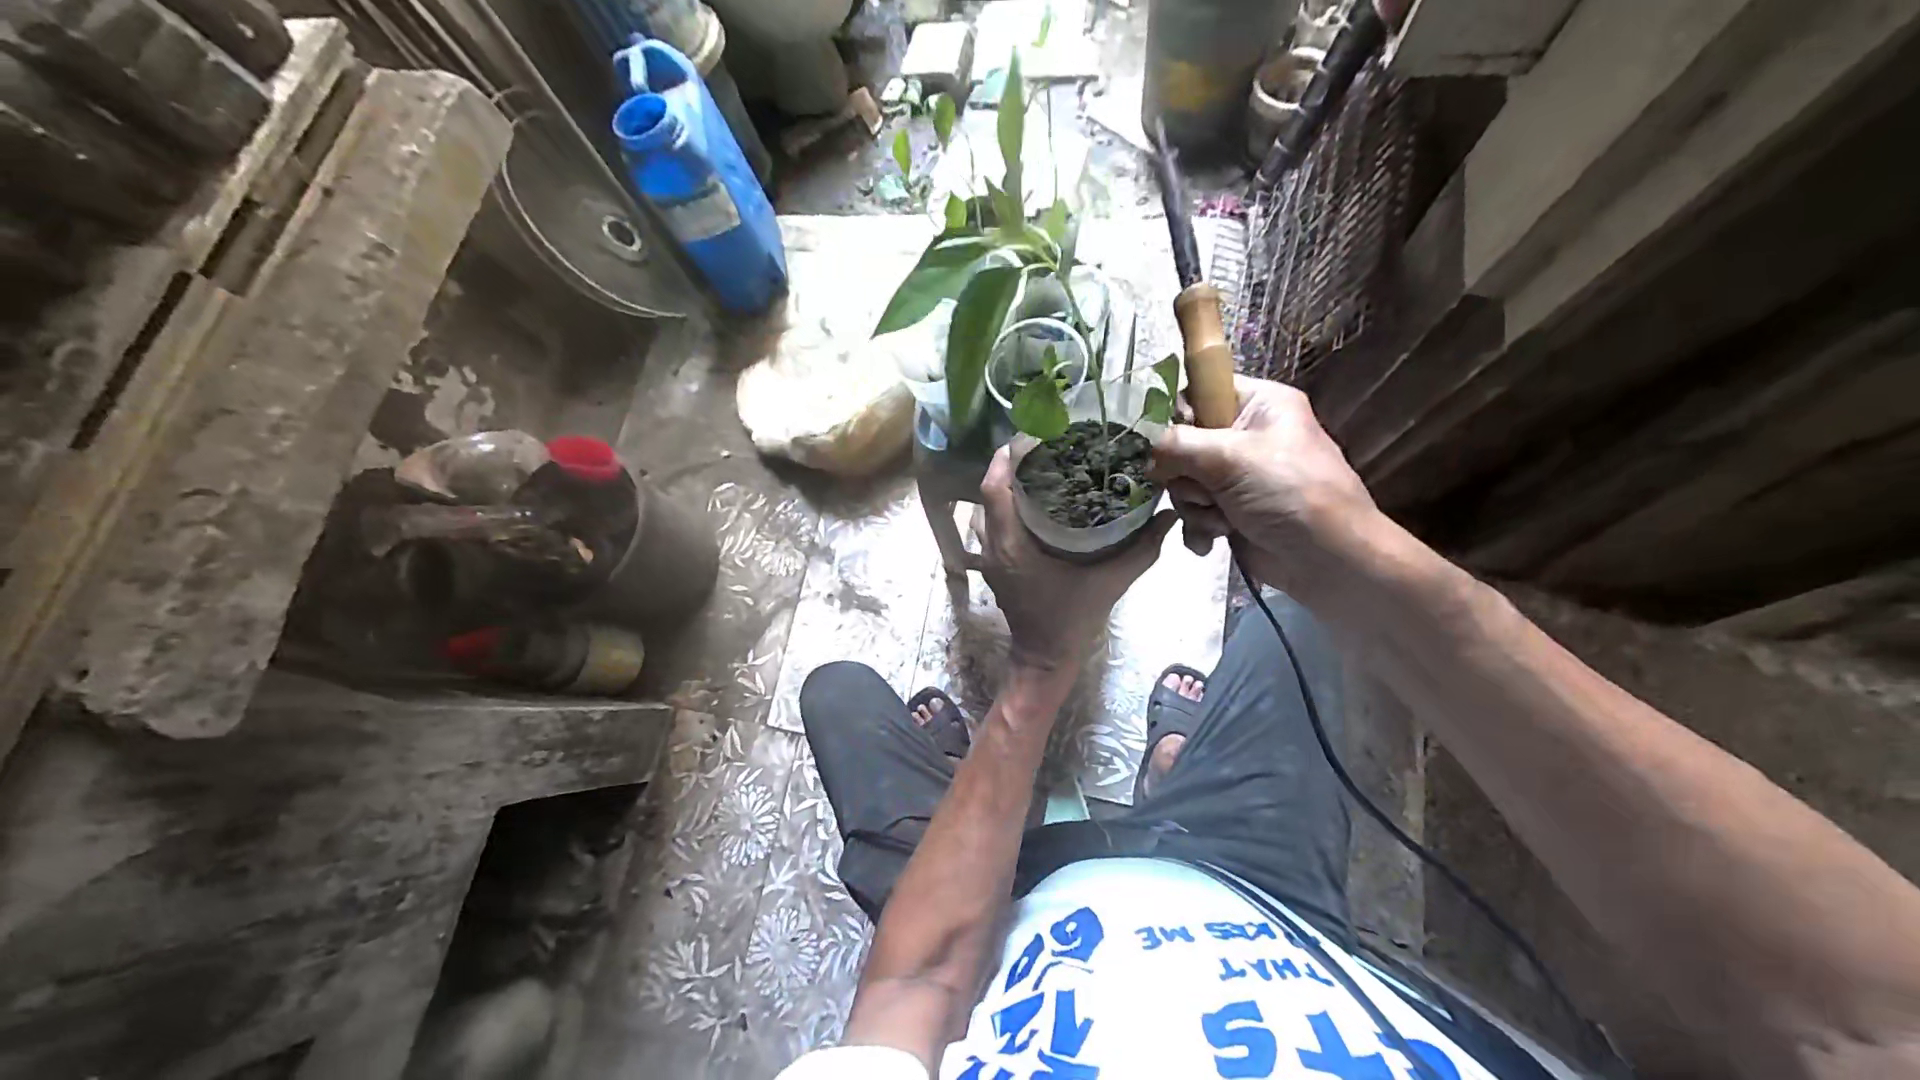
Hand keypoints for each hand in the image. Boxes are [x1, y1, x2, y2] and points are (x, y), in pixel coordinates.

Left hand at [976, 445, 1176, 676]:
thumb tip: (1170, 515)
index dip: (1006, 459)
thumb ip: (1141, 549)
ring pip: (985, 509)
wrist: (1044, 658)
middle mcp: (993, 546)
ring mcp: (988, 557)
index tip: (1029, 437)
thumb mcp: (1110, 583)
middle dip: (1009, 466)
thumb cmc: (1071, 619)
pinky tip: (1032, 500)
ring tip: (1036, 467)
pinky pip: (990, 525)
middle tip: (1040, 446)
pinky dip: (1004, 507)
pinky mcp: (993, 565)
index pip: (994, 490)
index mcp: (1011, 546)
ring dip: (1004, 486)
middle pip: (988, 493)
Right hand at [1150, 375, 1377, 593]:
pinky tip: (1216, 538)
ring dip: (1194, 505)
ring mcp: (1237, 476)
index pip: (1199, 392)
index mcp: (1258, 404)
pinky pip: (1193, 510)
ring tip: (1221, 518)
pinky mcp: (1231, 510)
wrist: (1327, 560)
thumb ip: (1176, 445)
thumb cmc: (1288, 493)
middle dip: (1186, 475)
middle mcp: (1246, 435)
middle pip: (1182, 443)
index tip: (1172, 442)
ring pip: (1184, 481)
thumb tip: (1146, 453)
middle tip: (1205, 489)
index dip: (1180, 416)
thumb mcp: (1230, 458)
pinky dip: (1200, 526)